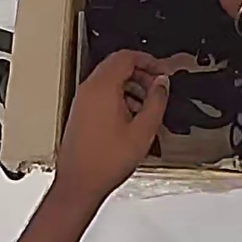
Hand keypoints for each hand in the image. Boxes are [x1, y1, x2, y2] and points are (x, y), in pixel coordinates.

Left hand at [51, 50, 170, 206]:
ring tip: (147, 105)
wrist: (79, 184)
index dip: (147, 60)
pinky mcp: (81, 113)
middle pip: (116, 65)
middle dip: (140, 73)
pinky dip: (119, 96)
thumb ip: (156, 101)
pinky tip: (132, 117)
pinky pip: (101, 94)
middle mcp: (89, 90)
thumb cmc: (105, 161)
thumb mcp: (143, 130)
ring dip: (131, 86)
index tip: (161, 71)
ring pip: (109, 80)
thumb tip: (162, 83)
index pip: (125, 57)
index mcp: (103, 88)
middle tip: (157, 86)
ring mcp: (82, 101)